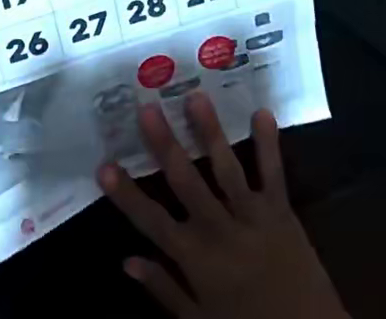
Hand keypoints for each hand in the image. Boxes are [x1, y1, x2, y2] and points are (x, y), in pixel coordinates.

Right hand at [100, 94, 349, 318]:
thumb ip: (164, 289)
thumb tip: (126, 260)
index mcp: (196, 260)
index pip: (152, 222)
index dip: (126, 194)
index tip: (104, 165)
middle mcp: (220, 232)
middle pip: (186, 182)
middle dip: (165, 144)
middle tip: (148, 108)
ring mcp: (252, 218)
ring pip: (226, 169)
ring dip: (210, 132)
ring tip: (196, 96)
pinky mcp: (281, 213)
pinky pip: (274, 174)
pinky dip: (269, 144)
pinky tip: (262, 112)